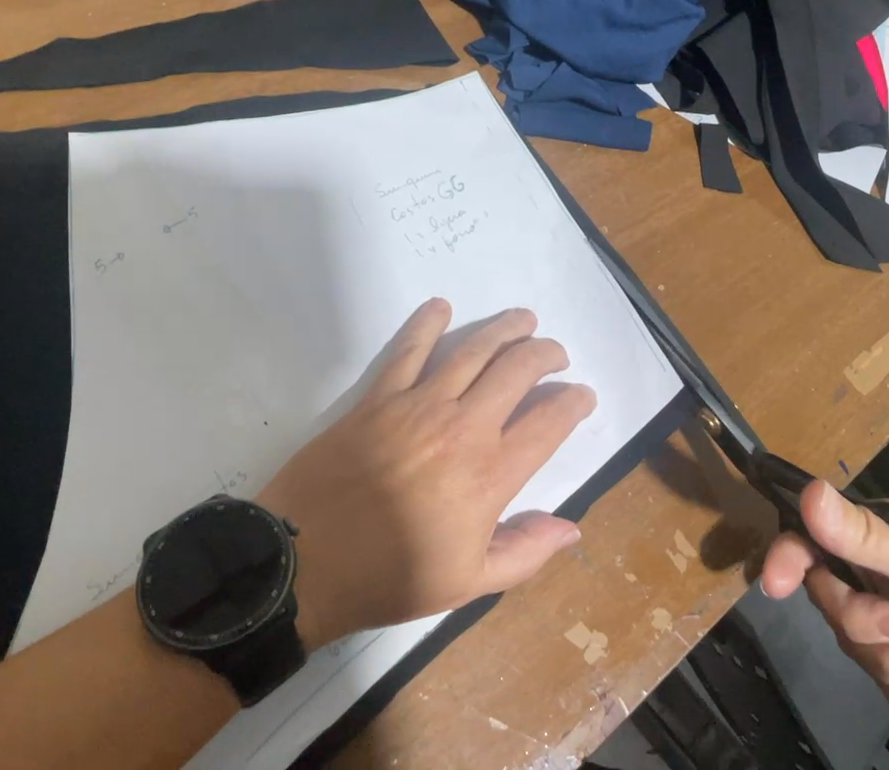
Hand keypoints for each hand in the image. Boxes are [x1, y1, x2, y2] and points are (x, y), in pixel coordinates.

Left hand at [257, 299, 595, 649]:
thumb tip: (572, 526)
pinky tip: (442, 307)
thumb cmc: (390, 576)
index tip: (583, 395)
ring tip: (523, 320)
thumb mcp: (468, 582)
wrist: (305, 564)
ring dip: (505, 329)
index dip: (574, 402)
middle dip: (546, 354)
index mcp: (491, 474)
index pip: (549, 422)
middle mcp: (464, 427)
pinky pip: (409, 349)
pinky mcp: (378, 397)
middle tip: (555, 354)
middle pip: (518, 370)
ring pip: (474, 350)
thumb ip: (525, 551)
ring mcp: (419, 405)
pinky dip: (428, 323)